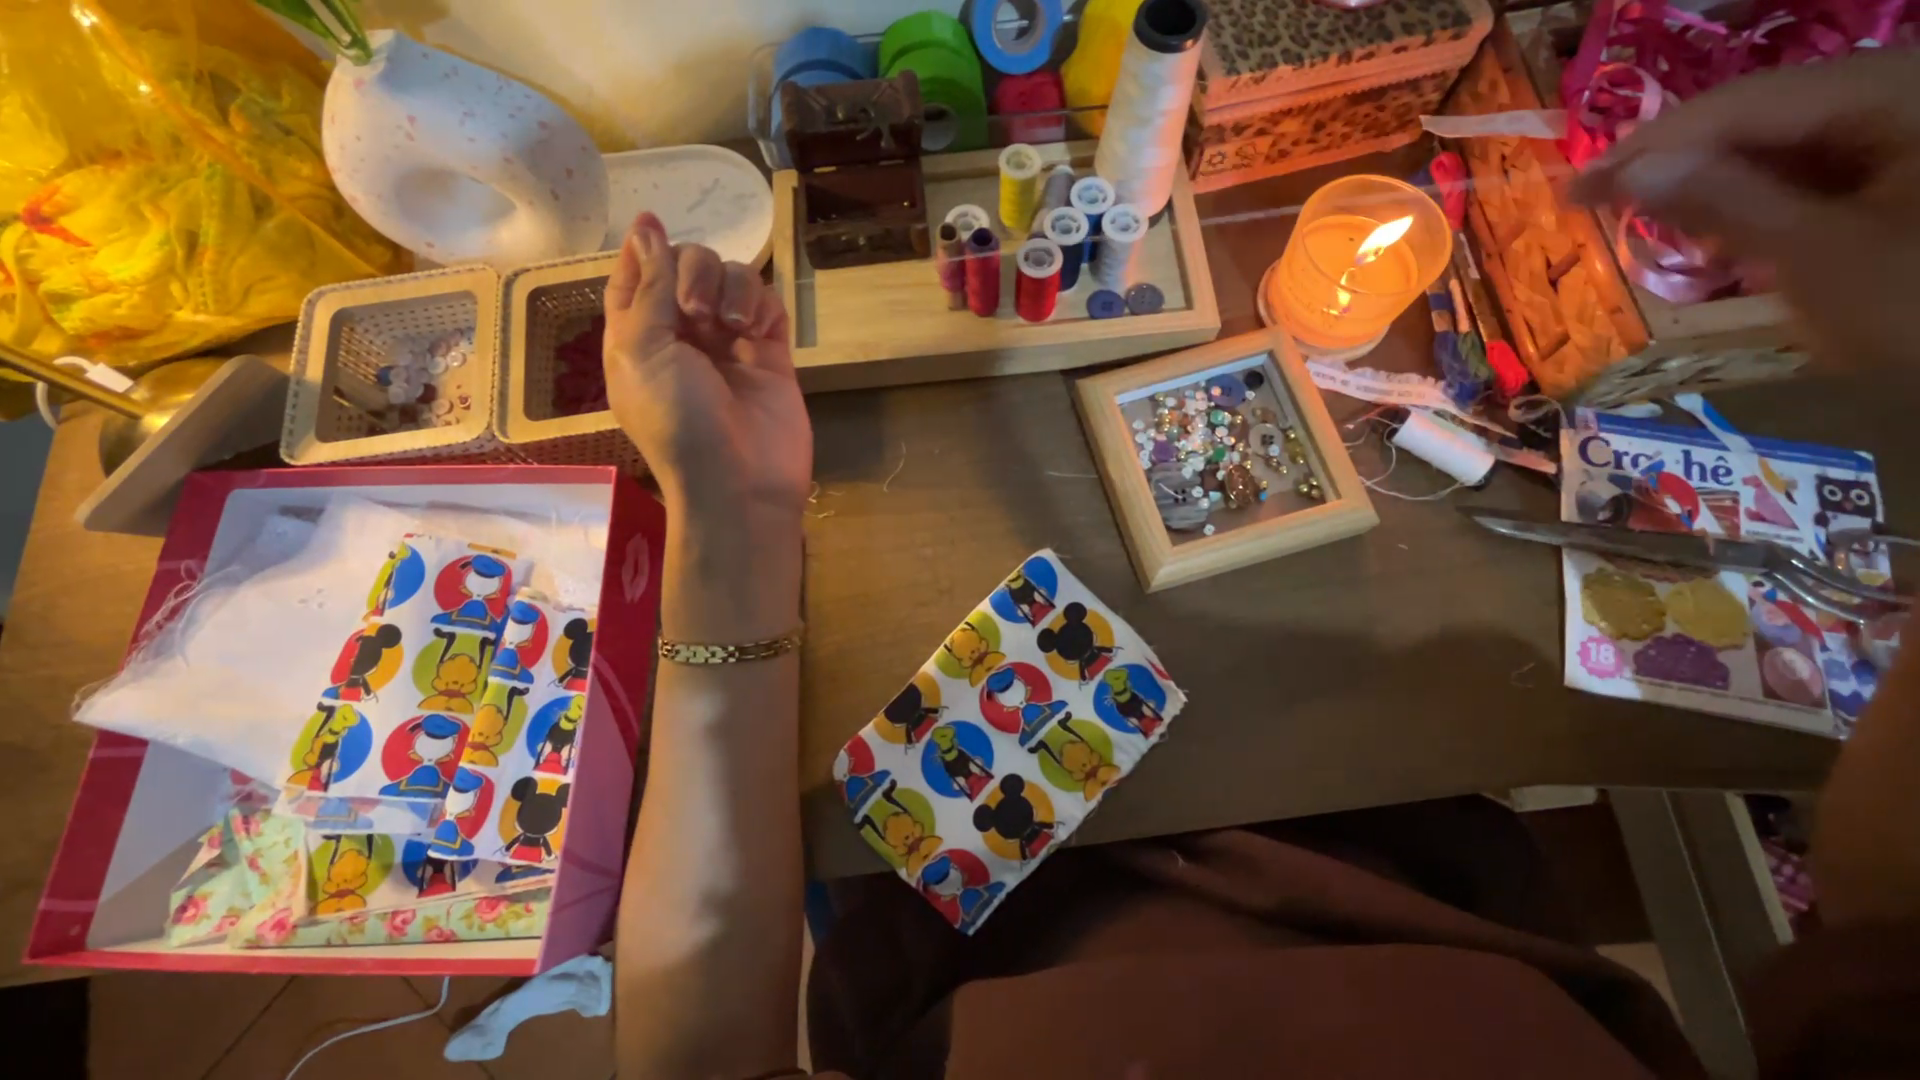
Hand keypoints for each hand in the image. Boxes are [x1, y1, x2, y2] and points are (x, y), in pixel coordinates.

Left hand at [602, 213, 812, 523]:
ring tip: (733, 327)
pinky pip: (767, 302)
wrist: (739, 480)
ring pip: (731, 277)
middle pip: (687, 266)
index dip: (643, 249)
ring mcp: (731, 343)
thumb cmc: (678, 420)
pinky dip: (761, 302)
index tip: (653, 222)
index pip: (636, 277)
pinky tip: (755, 330)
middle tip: (697, 312)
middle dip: (693, 271)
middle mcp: (683, 335)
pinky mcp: (771, 353)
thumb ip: (650, 287)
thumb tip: (647, 226)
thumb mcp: (643, 351)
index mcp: (639, 338)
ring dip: (730, 287)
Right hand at [1571, 50, 1919, 373]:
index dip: (1648, 146)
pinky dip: (1771, 196)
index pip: (1742, 104)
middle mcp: (1916, 89)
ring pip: (1795, 140)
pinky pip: (1831, 163)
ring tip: (1655, 225)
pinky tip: (1732, 228)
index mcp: (1902, 91)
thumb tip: (1631, 170)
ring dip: (1720, 182)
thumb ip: (1722, 203)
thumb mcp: (1818, 258)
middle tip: (1604, 209)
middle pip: (1769, 113)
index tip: (1572, 192)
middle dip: (1682, 162)